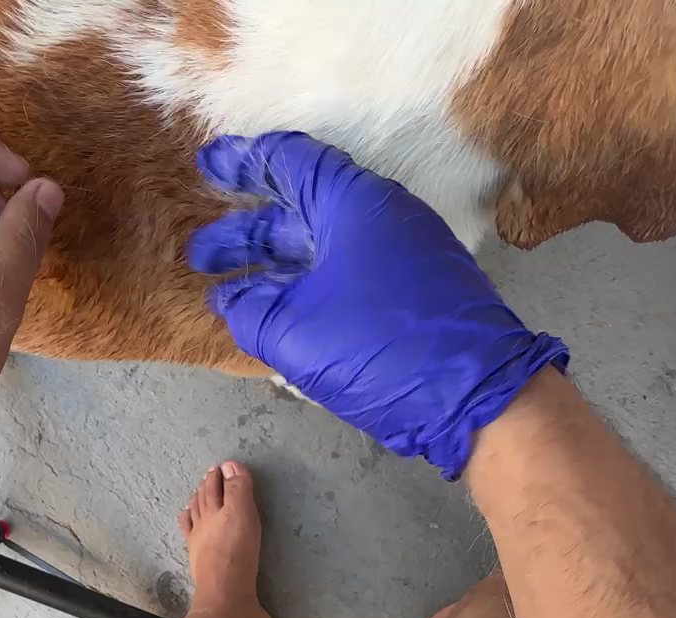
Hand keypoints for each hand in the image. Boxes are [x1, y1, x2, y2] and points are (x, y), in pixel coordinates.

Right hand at [187, 132, 566, 478]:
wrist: (474, 396)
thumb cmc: (379, 350)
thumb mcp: (296, 332)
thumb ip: (250, 311)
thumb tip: (230, 300)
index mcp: (353, 204)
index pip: (290, 162)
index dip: (242, 164)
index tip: (207, 169)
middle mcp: (380, 219)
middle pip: (300, 211)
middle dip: (246, 232)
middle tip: (201, 255)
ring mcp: (400, 257)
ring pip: (321, 249)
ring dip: (273, 268)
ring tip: (229, 290)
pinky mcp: (410, 295)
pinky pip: (343, 277)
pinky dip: (305, 288)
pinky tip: (279, 314)